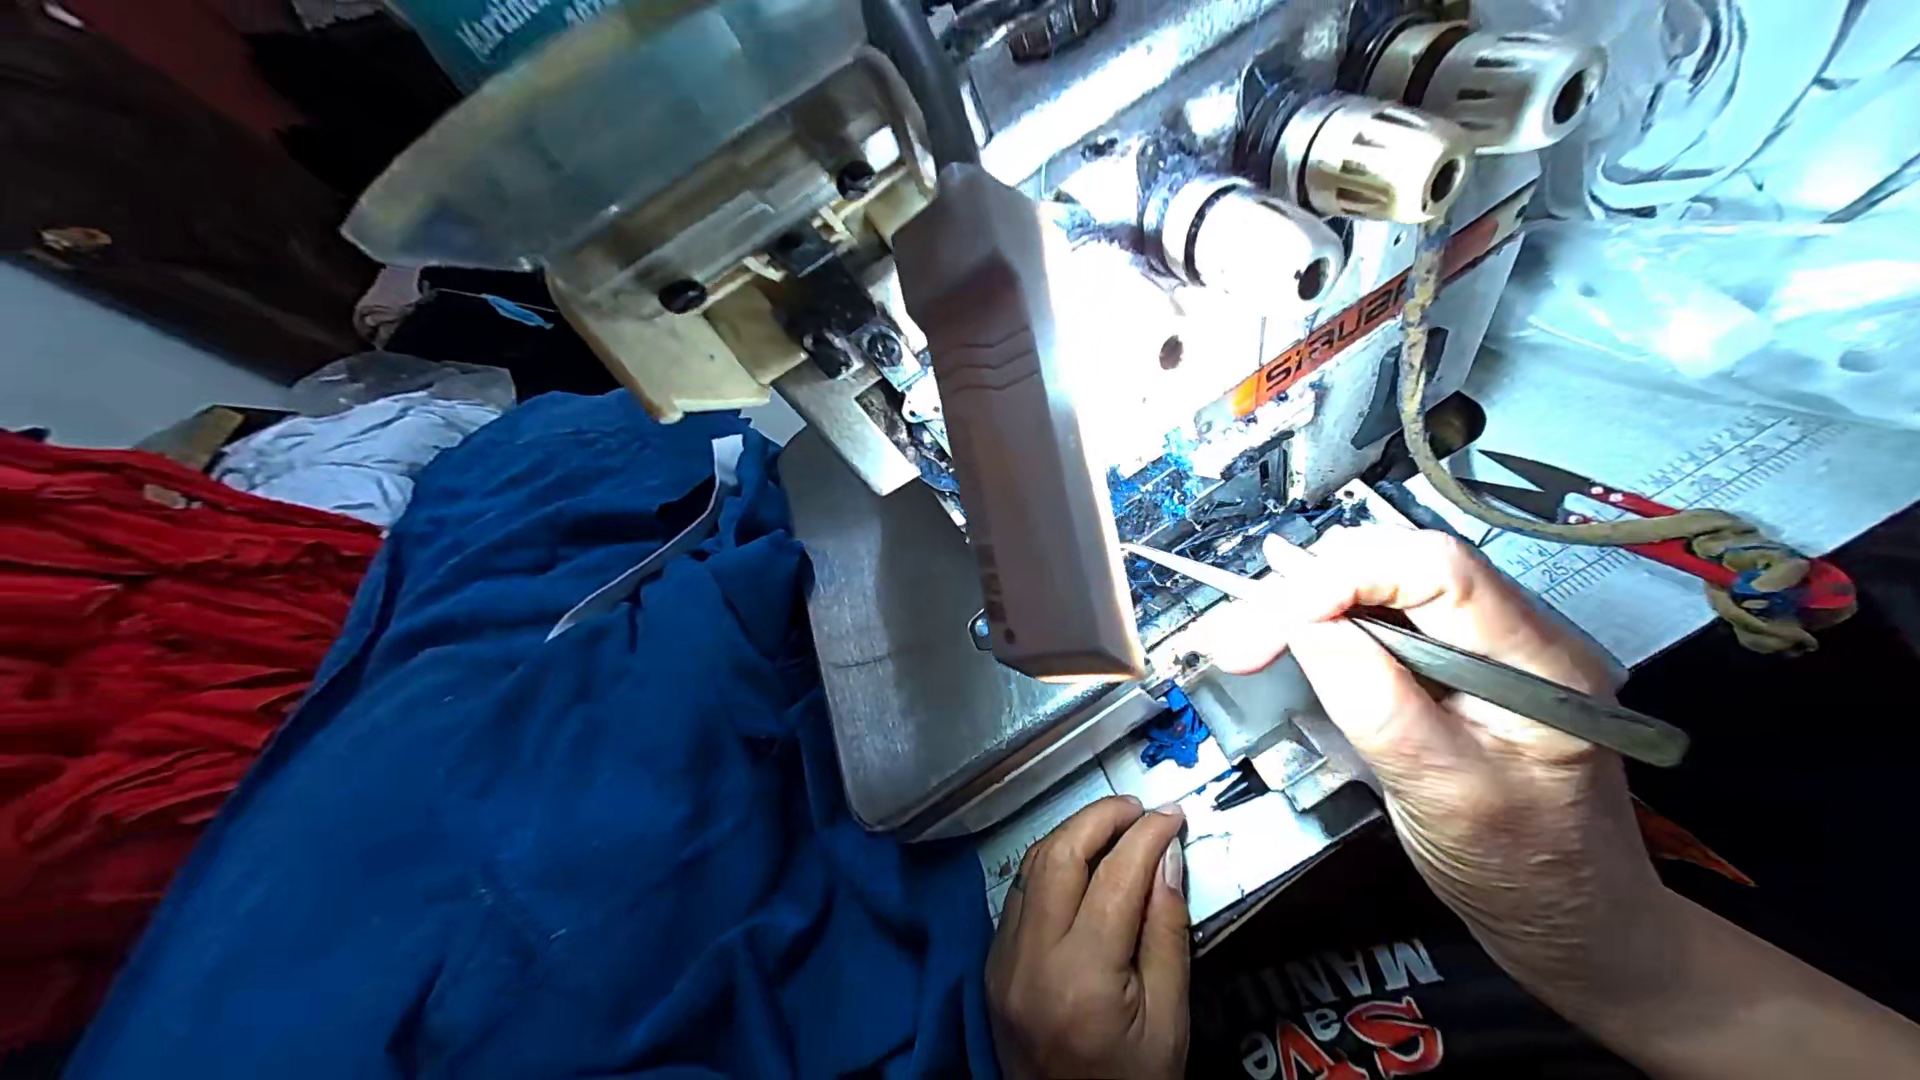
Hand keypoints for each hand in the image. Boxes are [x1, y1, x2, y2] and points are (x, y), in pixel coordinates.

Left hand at [987, 796, 1188, 1079]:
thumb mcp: (1169, 1022)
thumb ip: (1167, 934)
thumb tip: (1167, 857)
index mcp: (1084, 978)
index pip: (1116, 878)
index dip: (1147, 837)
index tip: (1171, 815)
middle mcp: (1032, 956)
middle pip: (1061, 855)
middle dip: (1100, 818)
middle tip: (1137, 809)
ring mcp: (1003, 955)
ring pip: (1032, 863)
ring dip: (1072, 832)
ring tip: (1113, 823)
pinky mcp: (993, 958)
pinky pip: (1020, 889)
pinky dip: (1050, 860)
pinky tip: (1079, 857)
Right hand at [1209, 527, 1670, 1014]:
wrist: (1565, 914)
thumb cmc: (1524, 871)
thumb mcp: (1441, 791)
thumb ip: (1373, 700)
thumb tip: (1299, 620)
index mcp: (1541, 662)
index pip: (1436, 569)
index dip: (1344, 577)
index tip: (1275, 617)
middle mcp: (1510, 631)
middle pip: (1395, 562)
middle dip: (1305, 589)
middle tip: (1241, 639)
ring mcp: (1473, 639)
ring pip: (1371, 580)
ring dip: (1297, 603)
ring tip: (1246, 641)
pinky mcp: (1440, 653)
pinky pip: (1365, 611)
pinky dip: (1310, 619)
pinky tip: (1278, 636)